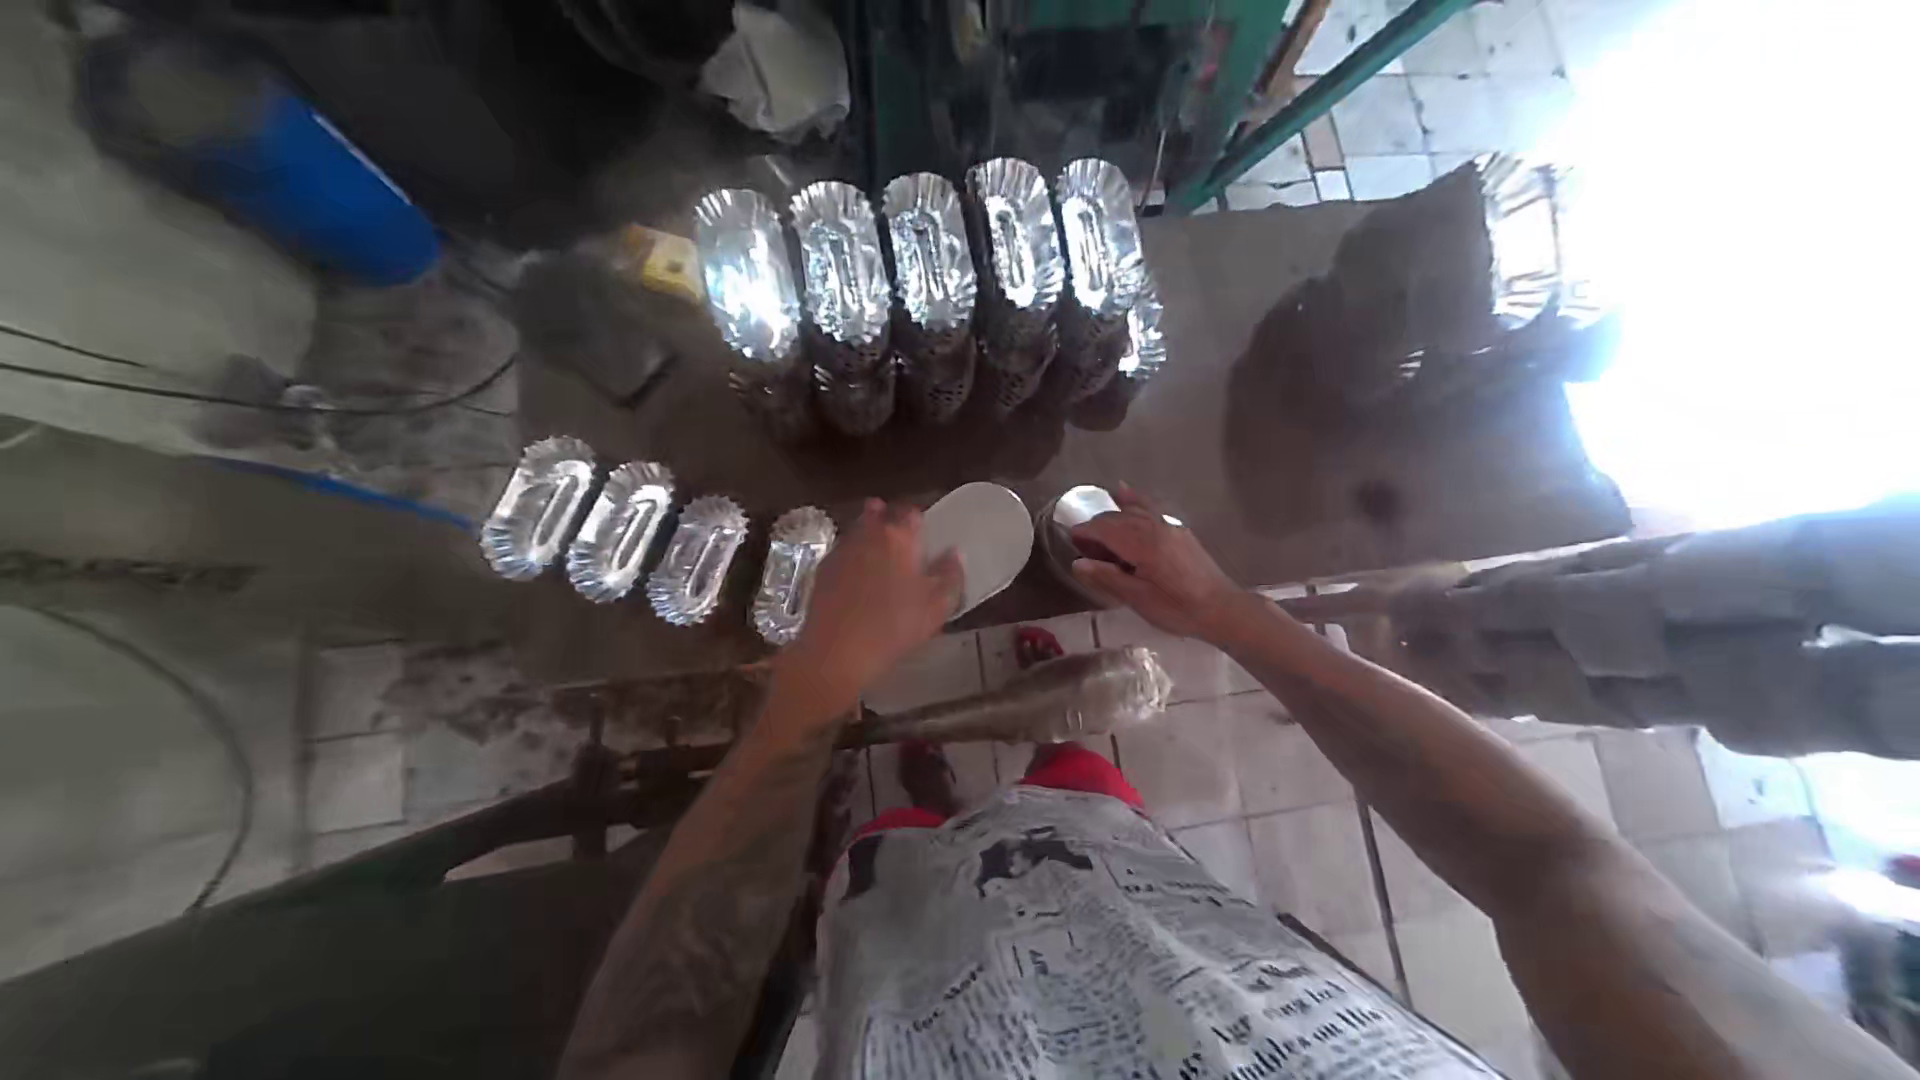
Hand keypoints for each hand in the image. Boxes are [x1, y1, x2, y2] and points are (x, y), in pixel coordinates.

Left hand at [782, 499, 963, 699]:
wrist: (837, 651)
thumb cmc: (894, 627)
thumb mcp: (937, 607)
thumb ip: (951, 575)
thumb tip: (954, 554)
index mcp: (899, 537)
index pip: (911, 512)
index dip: (918, 520)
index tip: (923, 536)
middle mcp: (868, 534)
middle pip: (878, 512)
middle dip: (889, 520)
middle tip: (901, 544)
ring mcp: (842, 550)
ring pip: (858, 530)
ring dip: (868, 537)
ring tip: (879, 560)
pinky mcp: (822, 568)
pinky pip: (842, 552)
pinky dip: (851, 557)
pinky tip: (856, 580)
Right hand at [1069, 484, 1244, 642]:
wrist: (1222, 609)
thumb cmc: (1177, 608)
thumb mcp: (1138, 599)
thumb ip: (1107, 578)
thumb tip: (1077, 563)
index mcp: (1142, 544)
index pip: (1104, 529)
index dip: (1085, 533)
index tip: (1072, 542)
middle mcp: (1154, 527)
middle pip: (1116, 518)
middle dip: (1096, 527)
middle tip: (1084, 546)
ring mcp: (1169, 525)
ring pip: (1132, 511)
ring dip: (1112, 517)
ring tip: (1099, 528)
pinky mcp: (1178, 530)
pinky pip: (1151, 508)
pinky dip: (1134, 500)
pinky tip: (1123, 491)